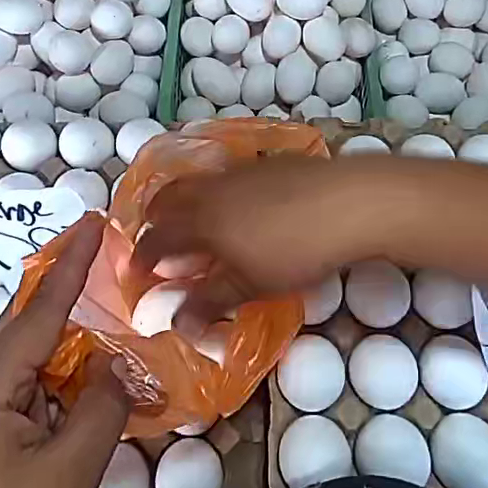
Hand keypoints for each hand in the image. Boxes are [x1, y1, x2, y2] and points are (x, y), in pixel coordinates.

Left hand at [0, 217, 130, 487]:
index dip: (69, 265)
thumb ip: (103, 407)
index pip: (37, 314)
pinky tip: (89, 407)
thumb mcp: (69, 473)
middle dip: (73, 310)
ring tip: (116, 354)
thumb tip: (121, 366)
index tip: (89, 222)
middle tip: (115, 281)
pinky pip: (28, 408)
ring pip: (33, 378)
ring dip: (73, 365)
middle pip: (31, 340)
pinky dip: (62, 399)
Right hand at [133, 156, 396, 332]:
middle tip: (159, 241)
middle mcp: (213, 188)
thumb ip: (211, 301)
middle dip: (155, 220)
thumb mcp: (251, 284)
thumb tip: (178, 325)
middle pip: (168, 198)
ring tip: (198, 224)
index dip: (142, 257)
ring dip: (186, 203)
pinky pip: (228, 175)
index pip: (156, 238)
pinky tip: (242, 207)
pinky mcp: (269, 162)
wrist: (349, 202)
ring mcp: (241, 170)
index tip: (138, 274)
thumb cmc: (296, 250)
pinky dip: (218, 192)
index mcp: (200, 220)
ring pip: (198, 182)